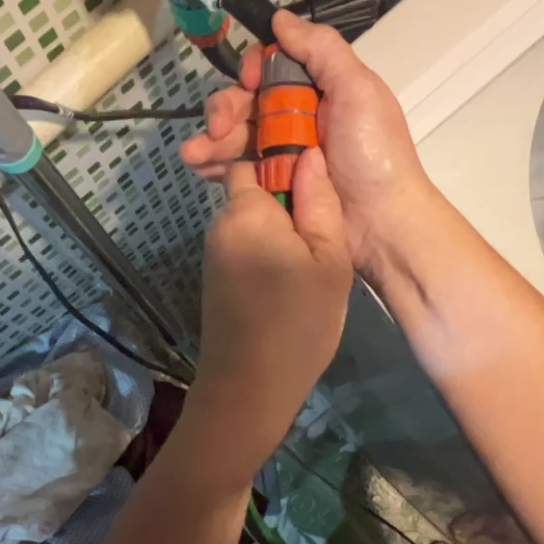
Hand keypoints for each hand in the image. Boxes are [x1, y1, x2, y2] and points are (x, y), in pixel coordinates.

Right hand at [182, 10, 438, 270]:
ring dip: (210, 141)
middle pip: (247, 103)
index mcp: (320, 90)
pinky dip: (216, 168)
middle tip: (213, 129)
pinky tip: (200, 170)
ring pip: (237, 137)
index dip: (253, 70)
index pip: (273, 67)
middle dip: (223, 110)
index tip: (248, 82)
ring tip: (192, 155)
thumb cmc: (374, 153)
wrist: (382, 225)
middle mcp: (299, 118)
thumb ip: (321, 50)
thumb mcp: (358, 90)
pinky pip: (239, 171)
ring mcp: (284, 155)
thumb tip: (280, 18)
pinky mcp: (274, 188)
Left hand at [189, 150, 353, 460]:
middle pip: (254, 189)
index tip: (319, 174)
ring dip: (281, 229)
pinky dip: (268, 251)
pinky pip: (246, 245)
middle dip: (288, 198)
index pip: (256, 157)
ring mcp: (214, 253)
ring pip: (253, 220)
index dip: (286, 156)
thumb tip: (310, 154)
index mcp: (246, 210)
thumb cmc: (297, 324)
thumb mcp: (328, 260)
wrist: (248, 390)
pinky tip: (292, 278)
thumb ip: (320, 202)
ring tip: (314, 257)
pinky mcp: (216, 278)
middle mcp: (220, 224)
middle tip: (326, 226)